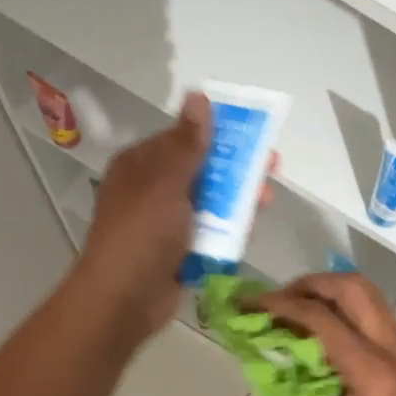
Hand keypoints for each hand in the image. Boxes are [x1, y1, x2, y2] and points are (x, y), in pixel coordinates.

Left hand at [74, 93, 276, 340]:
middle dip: (236, 170)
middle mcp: (151, 190)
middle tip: (271, 170)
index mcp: (141, 166)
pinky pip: (208, 234)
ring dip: (237, 201)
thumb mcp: (166, 182)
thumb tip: (198, 96)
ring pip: (208, 203)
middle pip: (201, 170)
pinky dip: (227, 231)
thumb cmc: (142, 235)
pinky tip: (248, 231)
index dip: (220, 135)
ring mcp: (164, 223)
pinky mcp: (177, 252)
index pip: (184, 138)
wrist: (124, 299)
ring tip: (265, 203)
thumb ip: (187, 143)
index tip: (254, 137)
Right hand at [249, 273, 395, 395]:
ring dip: (329, 292)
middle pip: (352, 288)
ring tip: (294, 309)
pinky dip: (343, 310)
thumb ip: (312, 392)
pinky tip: (318, 331)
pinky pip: (373, 316)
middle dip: (309, 285)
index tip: (249, 304)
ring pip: (368, 296)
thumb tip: (300, 363)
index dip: (281, 305)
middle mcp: (391, 349)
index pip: (321, 318)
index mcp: (370, 370)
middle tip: (276, 301)